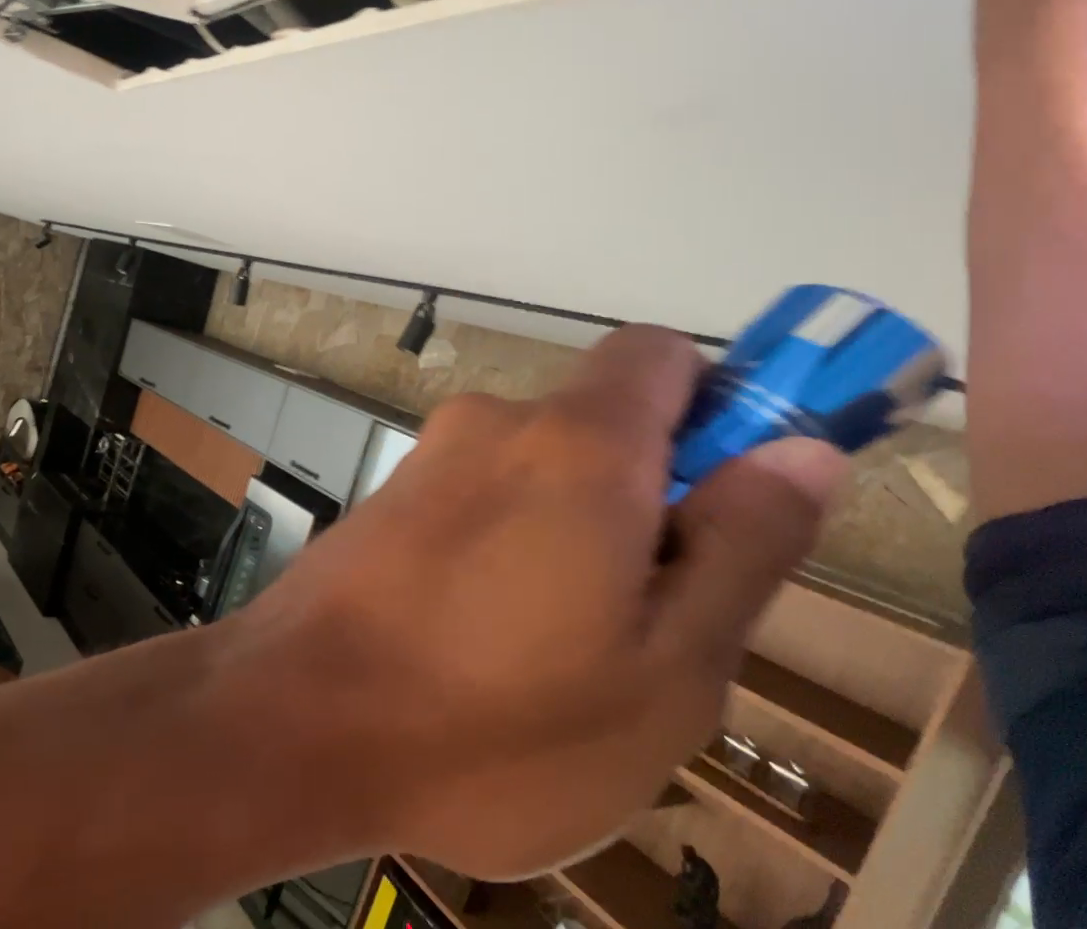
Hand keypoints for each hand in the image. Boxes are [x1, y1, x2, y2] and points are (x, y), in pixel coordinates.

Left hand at [230, 325, 847, 879]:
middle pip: (601, 429)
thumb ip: (743, 548)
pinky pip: (474, 514)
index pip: (662, 356)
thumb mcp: (668, 669)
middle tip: (648, 627)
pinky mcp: (376, 513)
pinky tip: (482, 654)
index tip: (736, 502)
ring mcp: (420, 469)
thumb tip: (798, 450)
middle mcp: (487, 430)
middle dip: (645, 506)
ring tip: (558, 663)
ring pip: (535, 483)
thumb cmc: (493, 726)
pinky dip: (502, 562)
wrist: (288, 730)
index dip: (721, 409)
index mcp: (573, 444)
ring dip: (571, 548)